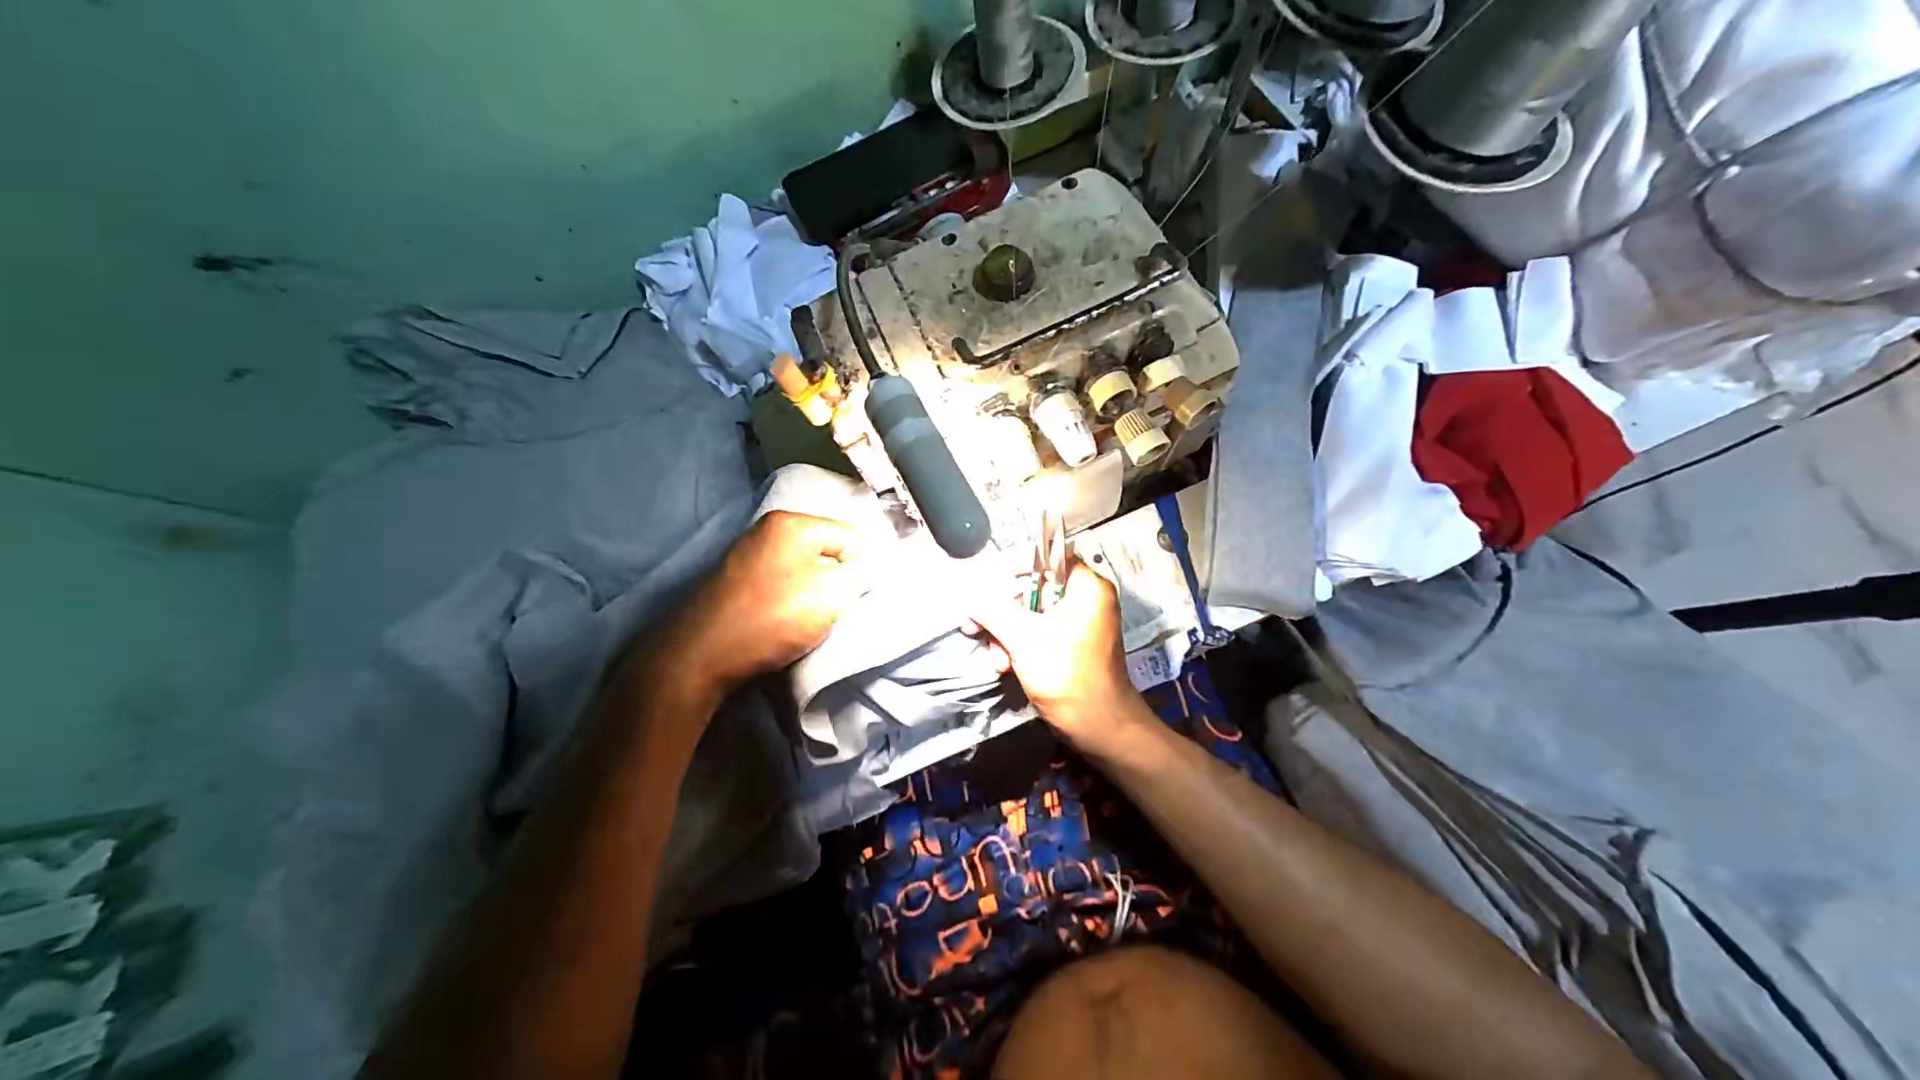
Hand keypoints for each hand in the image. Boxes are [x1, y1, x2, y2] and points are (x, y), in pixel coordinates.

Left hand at [651, 511, 862, 699]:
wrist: (700, 656)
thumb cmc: (771, 619)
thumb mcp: (831, 596)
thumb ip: (860, 575)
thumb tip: (868, 567)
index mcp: (792, 523)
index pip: (851, 537)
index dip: (862, 569)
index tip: (856, 599)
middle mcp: (767, 528)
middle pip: (826, 551)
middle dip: (837, 579)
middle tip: (835, 611)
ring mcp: (747, 552)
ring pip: (803, 568)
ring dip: (813, 592)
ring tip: (808, 620)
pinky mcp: (735, 579)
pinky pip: (780, 581)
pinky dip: (789, 599)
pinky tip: (784, 621)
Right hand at [964, 560, 1141, 745]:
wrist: (1099, 727)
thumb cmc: (1066, 674)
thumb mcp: (1022, 638)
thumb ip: (993, 611)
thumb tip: (970, 596)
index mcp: (1086, 586)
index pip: (1046, 558)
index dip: (1015, 570)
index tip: (989, 590)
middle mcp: (1087, 599)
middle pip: (1034, 590)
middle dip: (1004, 614)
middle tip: (980, 629)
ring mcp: (1081, 624)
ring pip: (1033, 615)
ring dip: (1008, 635)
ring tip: (998, 659)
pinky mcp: (1073, 646)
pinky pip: (1041, 634)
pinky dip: (1022, 647)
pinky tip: (1006, 665)